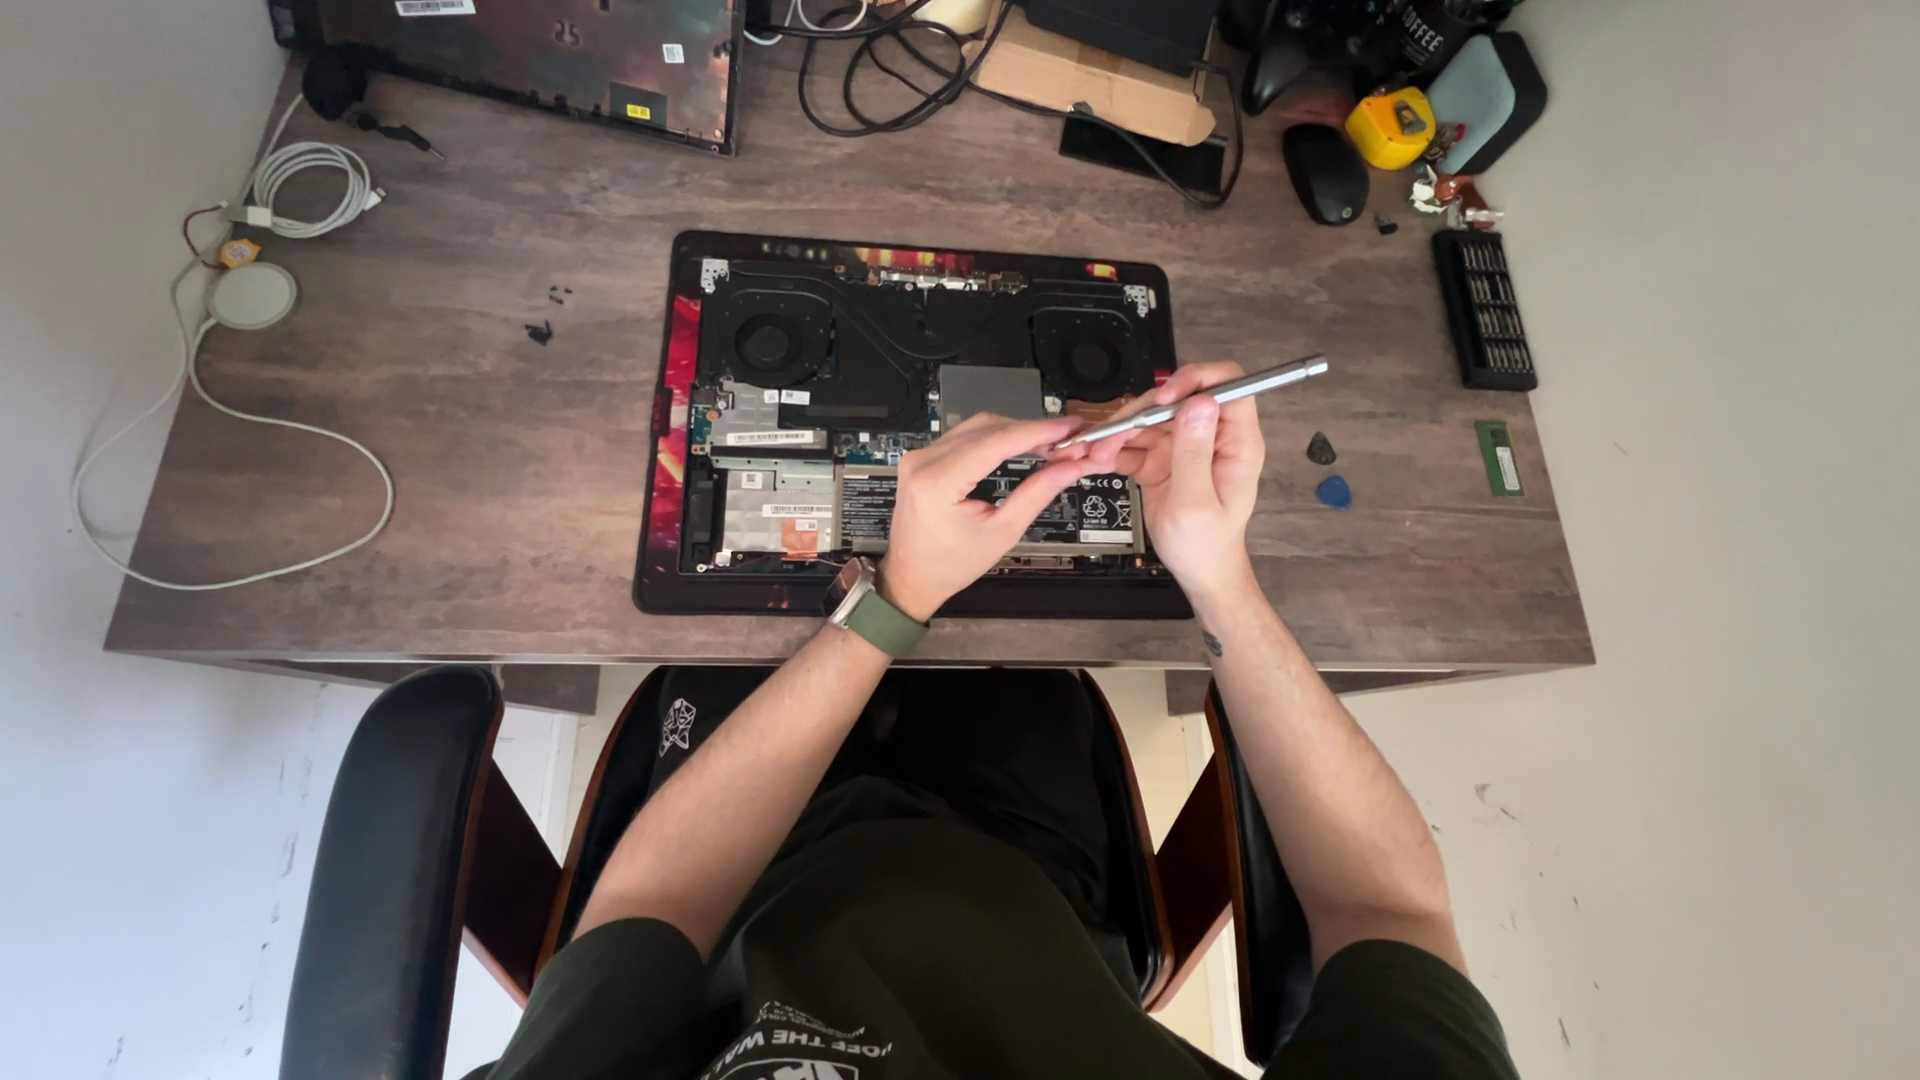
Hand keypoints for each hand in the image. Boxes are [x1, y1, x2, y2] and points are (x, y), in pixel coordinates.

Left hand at [878, 414, 1093, 620]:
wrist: (913, 576)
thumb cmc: (950, 564)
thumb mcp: (1001, 532)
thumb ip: (1036, 494)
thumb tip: (1068, 468)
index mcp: (937, 483)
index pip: (995, 442)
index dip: (1036, 431)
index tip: (1067, 428)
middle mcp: (923, 462)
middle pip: (987, 428)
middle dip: (1030, 431)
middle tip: (1065, 440)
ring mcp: (919, 457)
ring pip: (977, 427)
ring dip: (1014, 432)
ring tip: (1048, 443)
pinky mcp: (923, 458)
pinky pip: (964, 437)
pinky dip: (995, 439)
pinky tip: (1019, 446)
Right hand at [1084, 362, 1264, 602]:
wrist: (1197, 569)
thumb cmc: (1207, 544)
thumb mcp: (1197, 502)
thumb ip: (1195, 452)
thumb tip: (1199, 403)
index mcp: (1235, 442)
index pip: (1225, 386)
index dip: (1193, 381)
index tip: (1162, 399)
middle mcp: (1209, 437)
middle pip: (1172, 401)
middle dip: (1137, 415)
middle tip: (1107, 438)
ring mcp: (1182, 446)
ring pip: (1146, 420)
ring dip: (1115, 434)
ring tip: (1091, 453)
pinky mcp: (1160, 459)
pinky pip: (1132, 444)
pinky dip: (1110, 451)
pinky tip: (1093, 460)